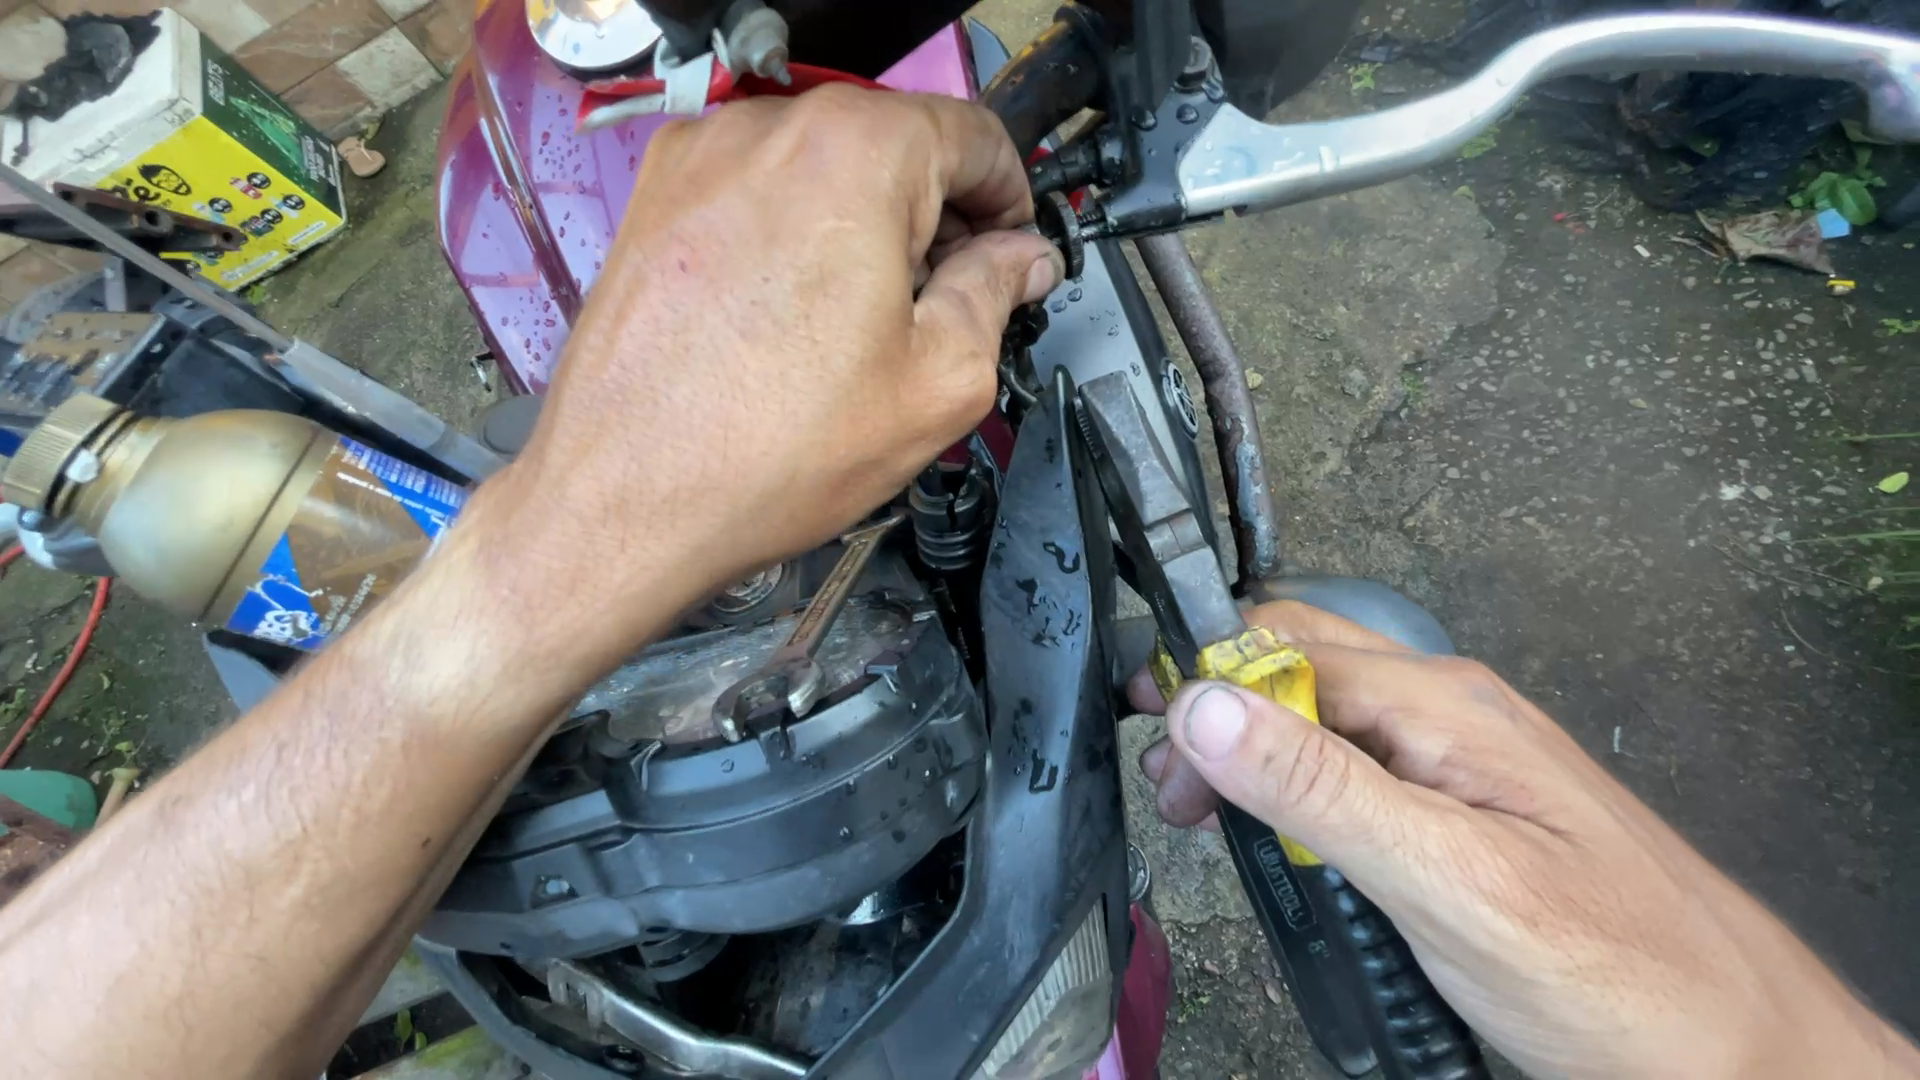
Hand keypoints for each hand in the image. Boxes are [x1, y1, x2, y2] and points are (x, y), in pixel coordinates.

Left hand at [481, 87, 1062, 667]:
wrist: (628, 499)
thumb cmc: (767, 452)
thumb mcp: (938, 382)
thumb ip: (996, 295)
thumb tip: (1020, 260)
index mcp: (853, 157)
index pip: (972, 134)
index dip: (1010, 196)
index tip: (1012, 247)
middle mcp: (766, 135)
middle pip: (896, 150)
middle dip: (939, 221)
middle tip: (951, 303)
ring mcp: (700, 166)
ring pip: (827, 175)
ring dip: (870, 235)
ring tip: (868, 330)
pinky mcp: (660, 208)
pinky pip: (762, 202)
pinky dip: (801, 244)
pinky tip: (801, 326)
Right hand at [1131, 601, 1918, 1078]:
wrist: (1749, 1062)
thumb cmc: (1607, 976)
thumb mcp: (1444, 882)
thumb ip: (1316, 789)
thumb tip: (1200, 703)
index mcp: (1436, 702)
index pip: (1281, 652)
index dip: (1204, 687)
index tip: (1154, 746)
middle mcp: (1439, 701)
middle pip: (1292, 659)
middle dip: (1215, 704)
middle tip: (1171, 785)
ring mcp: (1449, 744)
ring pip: (1314, 703)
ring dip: (1246, 739)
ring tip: (1204, 806)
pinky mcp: (1452, 789)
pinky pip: (1345, 750)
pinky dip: (1287, 771)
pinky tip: (1275, 819)